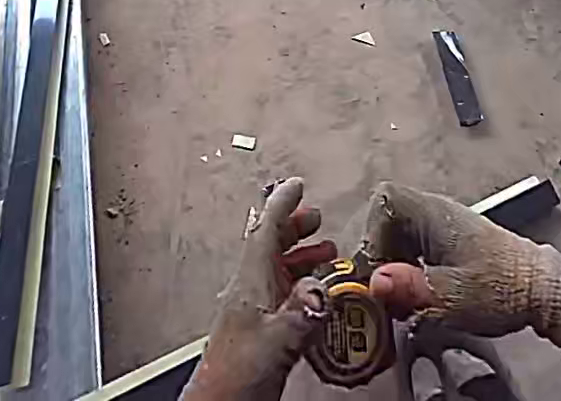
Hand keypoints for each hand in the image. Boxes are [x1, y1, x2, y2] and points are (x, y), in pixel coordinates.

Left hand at [181, 177, 338, 400]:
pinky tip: (315, 295)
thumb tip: (321, 287)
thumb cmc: (235, 376)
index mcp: (249, 279)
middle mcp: (250, 287)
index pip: (266, 229)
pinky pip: (282, 292)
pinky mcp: (260, 330)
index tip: (297, 185)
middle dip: (294, 226)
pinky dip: (301, 283)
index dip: (282, 204)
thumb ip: (300, 312)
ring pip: (278, 267)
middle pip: (272, 243)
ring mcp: (253, 308)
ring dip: (300, 254)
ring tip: (325, 252)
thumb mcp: (275, 341)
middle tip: (316, 217)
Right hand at [362, 183, 560, 357]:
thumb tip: (374, 281)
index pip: (385, 201)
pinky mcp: (450, 238)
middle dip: (382, 252)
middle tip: (388, 288)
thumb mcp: (453, 296)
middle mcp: (433, 210)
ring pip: (400, 231)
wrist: (543, 288)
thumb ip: (412, 287)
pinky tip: (421, 290)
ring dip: (395, 261)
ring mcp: (442, 222)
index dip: (373, 232)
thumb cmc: (500, 287)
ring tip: (404, 295)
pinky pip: (415, 241)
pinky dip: (409, 264)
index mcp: (431, 212)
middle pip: (388, 216)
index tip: (379, 268)